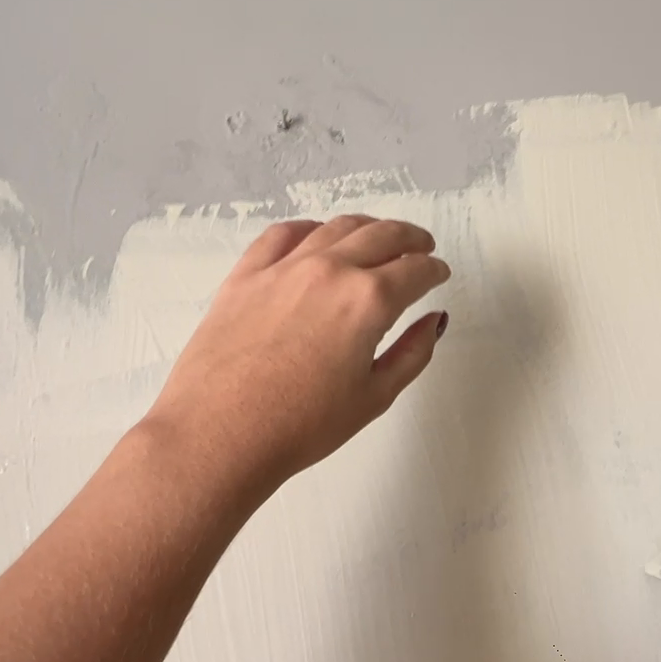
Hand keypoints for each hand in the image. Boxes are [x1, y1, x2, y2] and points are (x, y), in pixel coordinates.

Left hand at [140, 215, 450, 509]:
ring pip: (335, 227)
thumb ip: (413, 353)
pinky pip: (283, 235)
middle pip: (381, 236)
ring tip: (378, 236)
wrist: (220, 434)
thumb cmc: (304, 425)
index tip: (440, 273)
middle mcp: (330, 271)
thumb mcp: (375, 396)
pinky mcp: (246, 275)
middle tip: (422, 246)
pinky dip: (310, 228)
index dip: (435, 270)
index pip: (416, 271)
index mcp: (368, 301)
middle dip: (410, 238)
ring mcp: (284, 268)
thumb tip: (434, 321)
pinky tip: (317, 236)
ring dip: (367, 227)